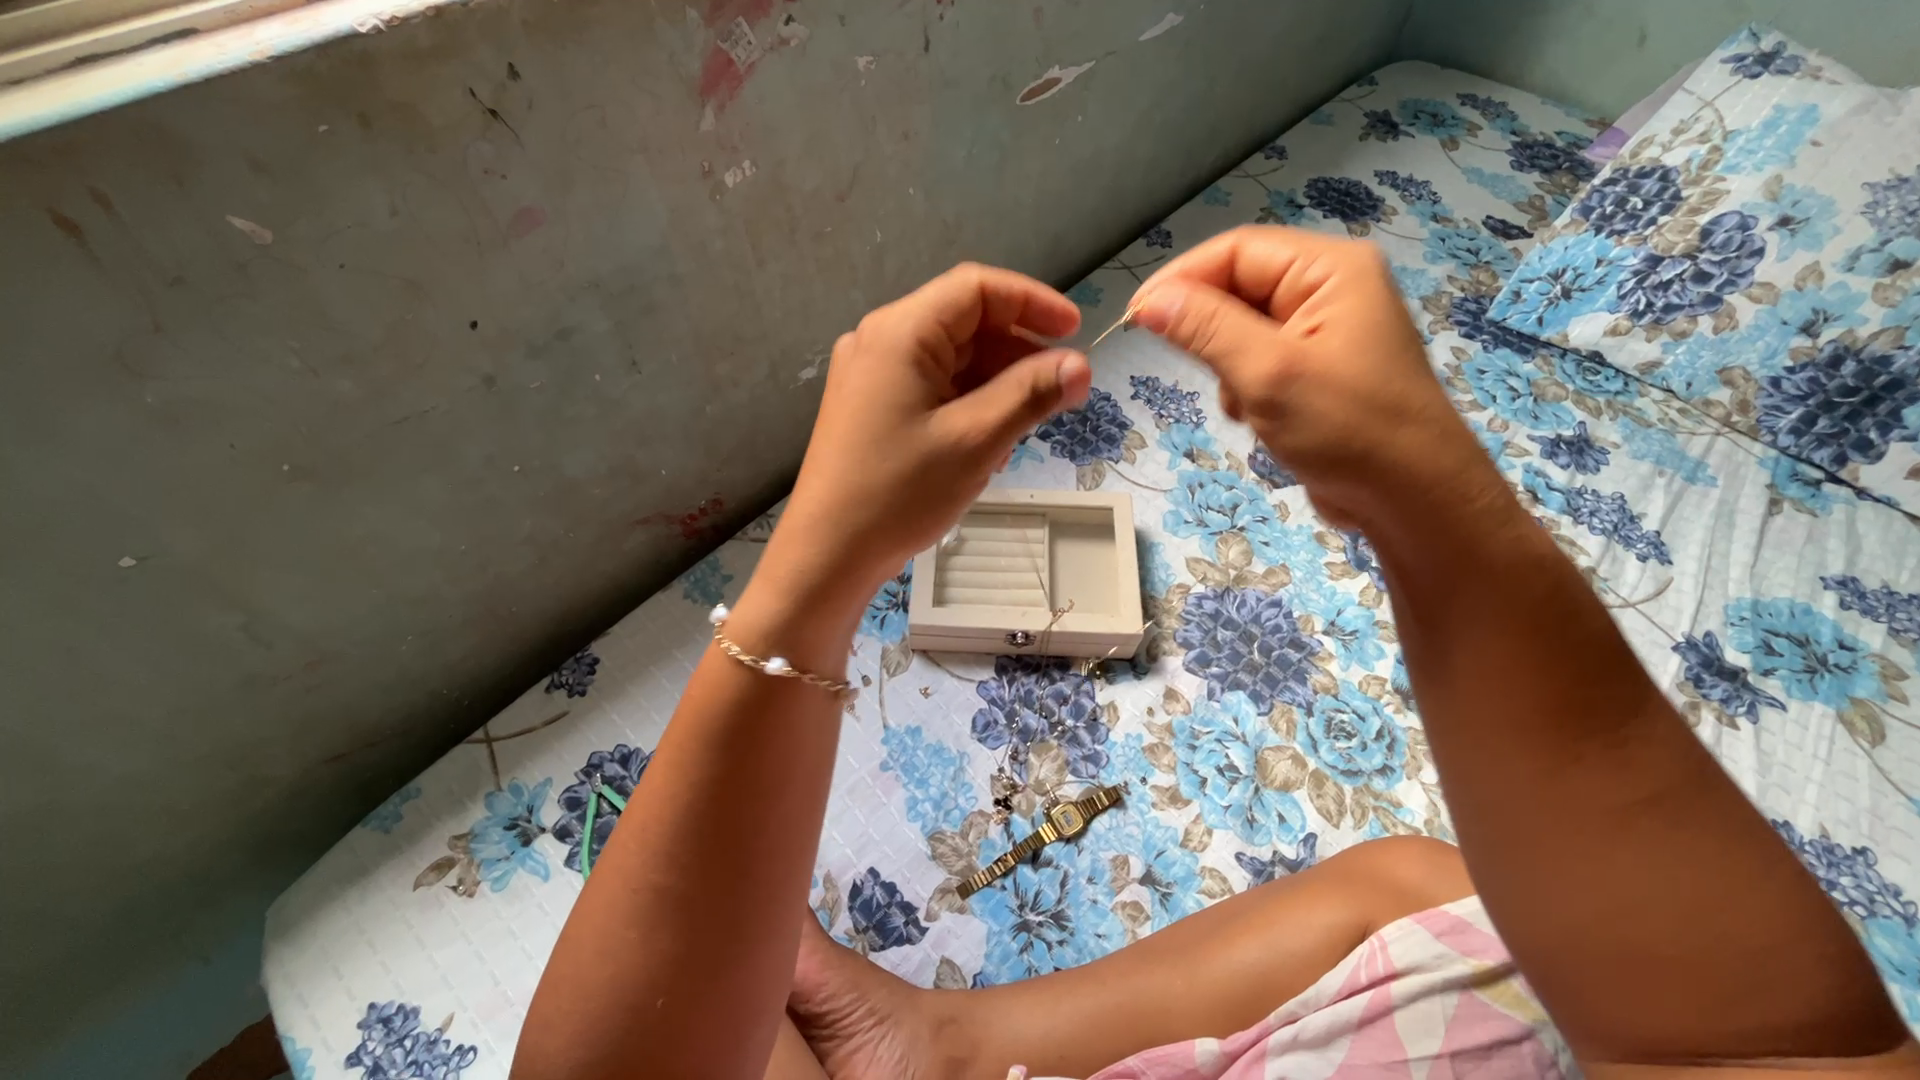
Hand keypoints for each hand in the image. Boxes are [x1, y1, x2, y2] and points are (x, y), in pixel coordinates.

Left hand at [772, 263, 1091, 608]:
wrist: (828, 554)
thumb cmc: (899, 492)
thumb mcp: (975, 440)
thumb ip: (1031, 394)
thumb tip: (1080, 365)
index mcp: (900, 332)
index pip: (976, 288)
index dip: (1032, 302)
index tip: (1075, 332)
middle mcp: (880, 341)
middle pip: (964, 323)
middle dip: (1017, 352)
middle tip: (1061, 391)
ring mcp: (871, 376)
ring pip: (951, 360)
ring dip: (996, 383)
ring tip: (1027, 426)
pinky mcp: (870, 409)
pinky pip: (931, 388)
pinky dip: (968, 404)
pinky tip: (989, 444)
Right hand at [1130, 226, 1499, 532]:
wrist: (1412, 499)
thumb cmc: (1347, 428)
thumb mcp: (1267, 374)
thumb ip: (1205, 329)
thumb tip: (1148, 301)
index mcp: (1329, 270)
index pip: (1236, 251)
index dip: (1181, 279)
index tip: (1137, 317)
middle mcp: (1330, 289)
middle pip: (1240, 287)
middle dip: (1209, 331)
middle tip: (1188, 368)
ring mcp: (1326, 331)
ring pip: (1243, 329)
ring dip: (1226, 365)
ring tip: (1241, 403)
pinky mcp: (1319, 370)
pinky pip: (1260, 361)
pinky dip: (1245, 387)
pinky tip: (1257, 418)